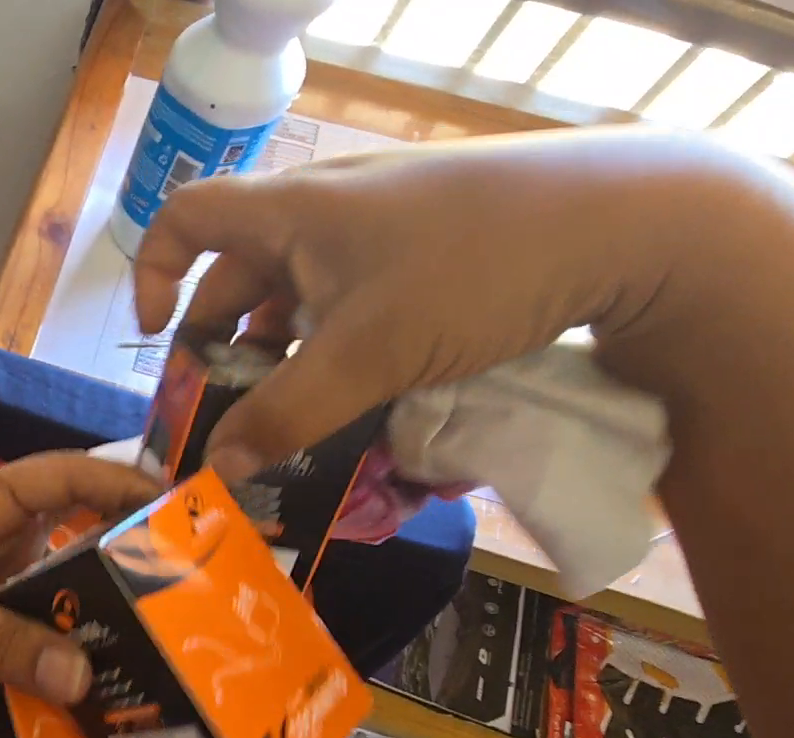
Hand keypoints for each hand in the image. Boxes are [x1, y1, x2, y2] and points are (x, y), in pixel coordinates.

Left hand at [0, 452, 157, 706]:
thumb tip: (86, 678)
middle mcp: (1, 538)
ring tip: (168, 626)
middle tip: (190, 572)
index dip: (116, 480)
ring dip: (103, 602)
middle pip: (76, 529)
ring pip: (66, 582)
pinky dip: (74, 644)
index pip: (62, 476)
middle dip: (125, 545)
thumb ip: (12, 645)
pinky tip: (114, 667)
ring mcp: (0, 583)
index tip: (174, 499)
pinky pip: (46, 627)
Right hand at [132, 127, 793, 480]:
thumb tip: (217, 470)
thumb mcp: (367, 354)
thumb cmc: (476, 268)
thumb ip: (283, 416)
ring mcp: (372, 230)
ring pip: (291, 295)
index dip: (152, 273)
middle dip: (217, 344)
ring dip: (274, 354)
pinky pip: (341, 298)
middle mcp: (321, 211)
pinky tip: (348, 386)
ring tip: (287, 410)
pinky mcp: (416, 249)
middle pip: (234, 275)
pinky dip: (325, 343)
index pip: (183, 218)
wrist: (642, 222)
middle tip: (223, 405)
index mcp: (290, 211)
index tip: (155, 335)